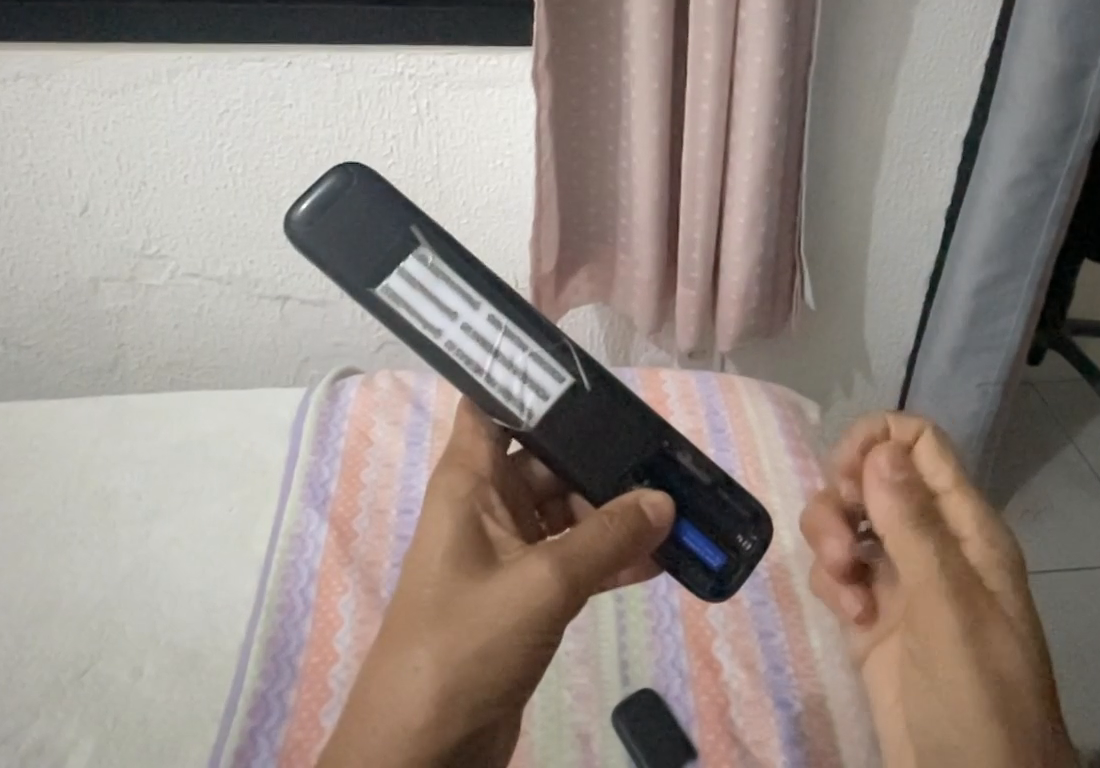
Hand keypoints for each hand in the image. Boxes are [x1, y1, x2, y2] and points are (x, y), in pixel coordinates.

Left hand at [322, 400, 675, 767]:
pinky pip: (578, 556)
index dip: (530, 378)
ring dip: (616, 510)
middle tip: (666, 450)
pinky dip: (613, 555)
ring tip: (678, 503)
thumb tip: (665, 498)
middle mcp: (488, 504)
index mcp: (470, 480)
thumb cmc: (464, 645)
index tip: (590, 369)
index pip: (492, 404)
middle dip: (603, 454)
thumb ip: (607, 536)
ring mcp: (509, 550)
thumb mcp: (541, 582)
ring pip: (570, 509)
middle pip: (551, 457)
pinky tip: (662, 557)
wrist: (422, 754)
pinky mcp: (527, 593)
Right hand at [800, 414, 1075, 767]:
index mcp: (965, 527)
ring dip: (830, 543)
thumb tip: (881, 446)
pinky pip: (835, 568)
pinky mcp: (871, 613)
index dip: (875, 442)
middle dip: (841, 500)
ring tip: (844, 590)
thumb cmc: (978, 700)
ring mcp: (899, 577)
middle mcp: (931, 541)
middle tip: (840, 545)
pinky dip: (831, 585)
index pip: (919, 444)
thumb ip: (914, 527)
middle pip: (869, 476)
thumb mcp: (948, 610)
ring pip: (846, 520)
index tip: (844, 478)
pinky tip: (849, 621)